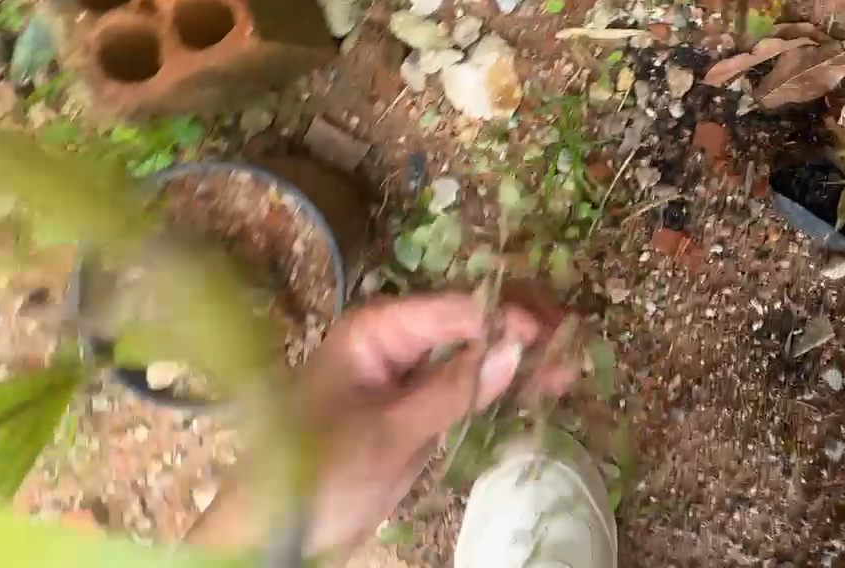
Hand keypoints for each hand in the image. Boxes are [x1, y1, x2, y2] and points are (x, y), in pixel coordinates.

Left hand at [192, 292, 574, 554]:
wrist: (274, 538)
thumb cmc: (314, 476)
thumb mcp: (386, 434)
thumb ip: (454, 389)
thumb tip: (518, 345)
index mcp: (381, 327)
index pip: (457, 307)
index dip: (506, 314)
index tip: (548, 333)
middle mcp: (404, 336)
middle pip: (477, 315)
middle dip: (525, 324)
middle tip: (570, 341)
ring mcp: (417, 368)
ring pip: (483, 345)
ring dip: (526, 351)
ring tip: (569, 363)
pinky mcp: (426, 400)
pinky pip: (476, 379)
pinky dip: (509, 379)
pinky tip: (545, 383)